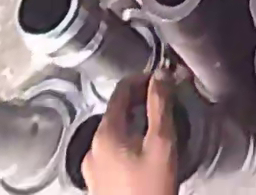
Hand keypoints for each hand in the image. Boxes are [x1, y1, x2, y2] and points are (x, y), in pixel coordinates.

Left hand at [82, 72, 176, 194]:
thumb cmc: (150, 189)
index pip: (122, 89)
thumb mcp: (162, 144)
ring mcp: (91, 169)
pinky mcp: (96, 185)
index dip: (143, 78)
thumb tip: (161, 72)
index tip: (164, 81)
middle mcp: (91, 147)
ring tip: (157, 127)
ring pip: (114, 131)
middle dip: (140, 100)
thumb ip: (160, 104)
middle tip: (164, 102)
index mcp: (105, 133)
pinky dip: (127, 142)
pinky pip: (111, 151)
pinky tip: (144, 153)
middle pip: (117, 110)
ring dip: (134, 122)